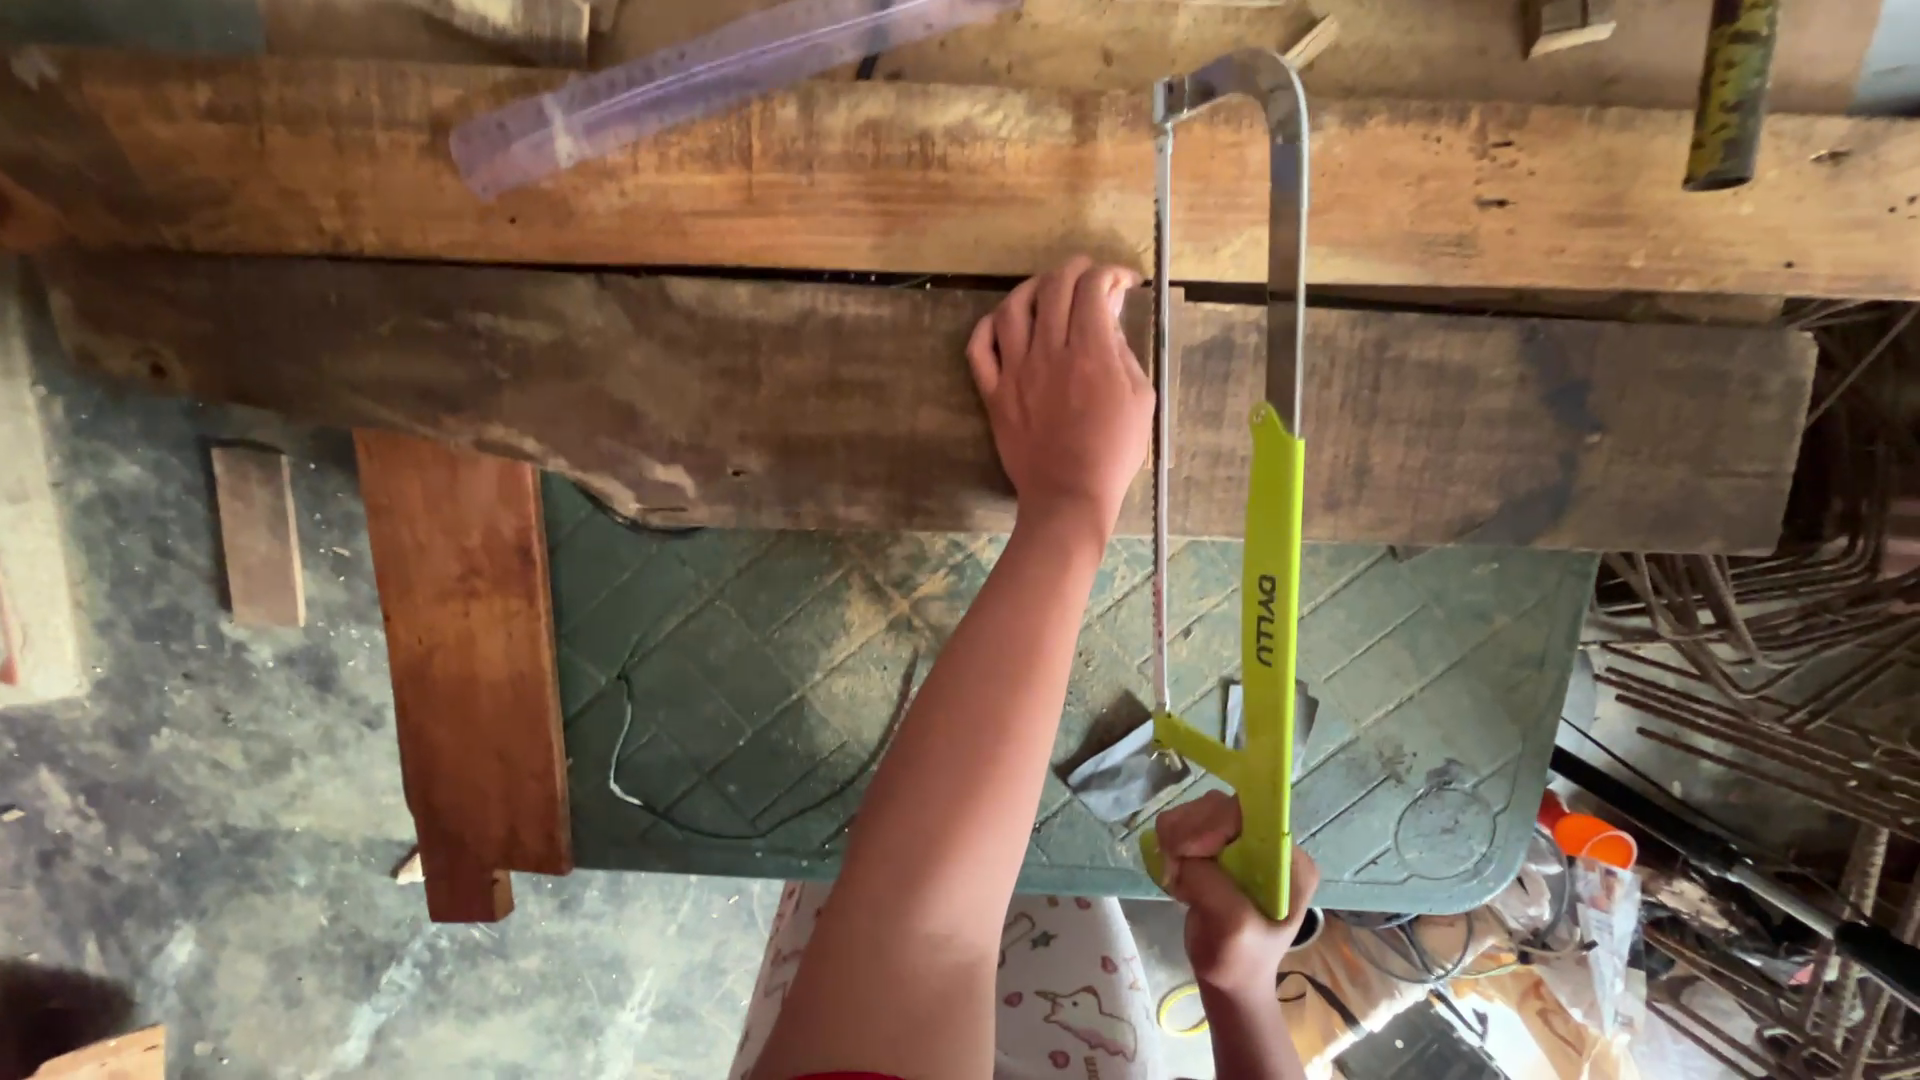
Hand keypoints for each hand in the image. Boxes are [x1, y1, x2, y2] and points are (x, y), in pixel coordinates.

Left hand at [967, 256, 1153, 540]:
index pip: (1092, 289)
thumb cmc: (1112, 452)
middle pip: (1053, 288)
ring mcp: (1015, 372)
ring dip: (1031, 288)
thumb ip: (1122, 352)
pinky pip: (978, 348)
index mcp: (1090, 353)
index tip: (1122, 282)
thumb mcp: (1139, 399)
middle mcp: (1048, 352)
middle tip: (1087, 276)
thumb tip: (1108, 319)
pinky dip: (987, 326)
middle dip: (1075, 270)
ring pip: (1012, 309)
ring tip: (1045, 289)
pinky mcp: (993, 393)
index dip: (1110, 274)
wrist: (1068, 495)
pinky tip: (1002, 321)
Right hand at [1157, 791, 1321, 995]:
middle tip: (1174, 865)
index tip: (1188, 852)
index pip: (1250, 812)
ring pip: (1196, 812)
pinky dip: (1170, 845)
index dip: (1214, 822)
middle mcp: (1267, 843)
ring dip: (1175, 840)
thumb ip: (1210, 882)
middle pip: (1218, 807)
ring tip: (1176, 876)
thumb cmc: (1239, 960)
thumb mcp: (1232, 927)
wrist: (1228, 980)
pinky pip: (1182, 826)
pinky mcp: (1215, 848)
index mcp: (1289, 860)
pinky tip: (1176, 874)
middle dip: (1188, 833)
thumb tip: (1183, 854)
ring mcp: (1240, 843)